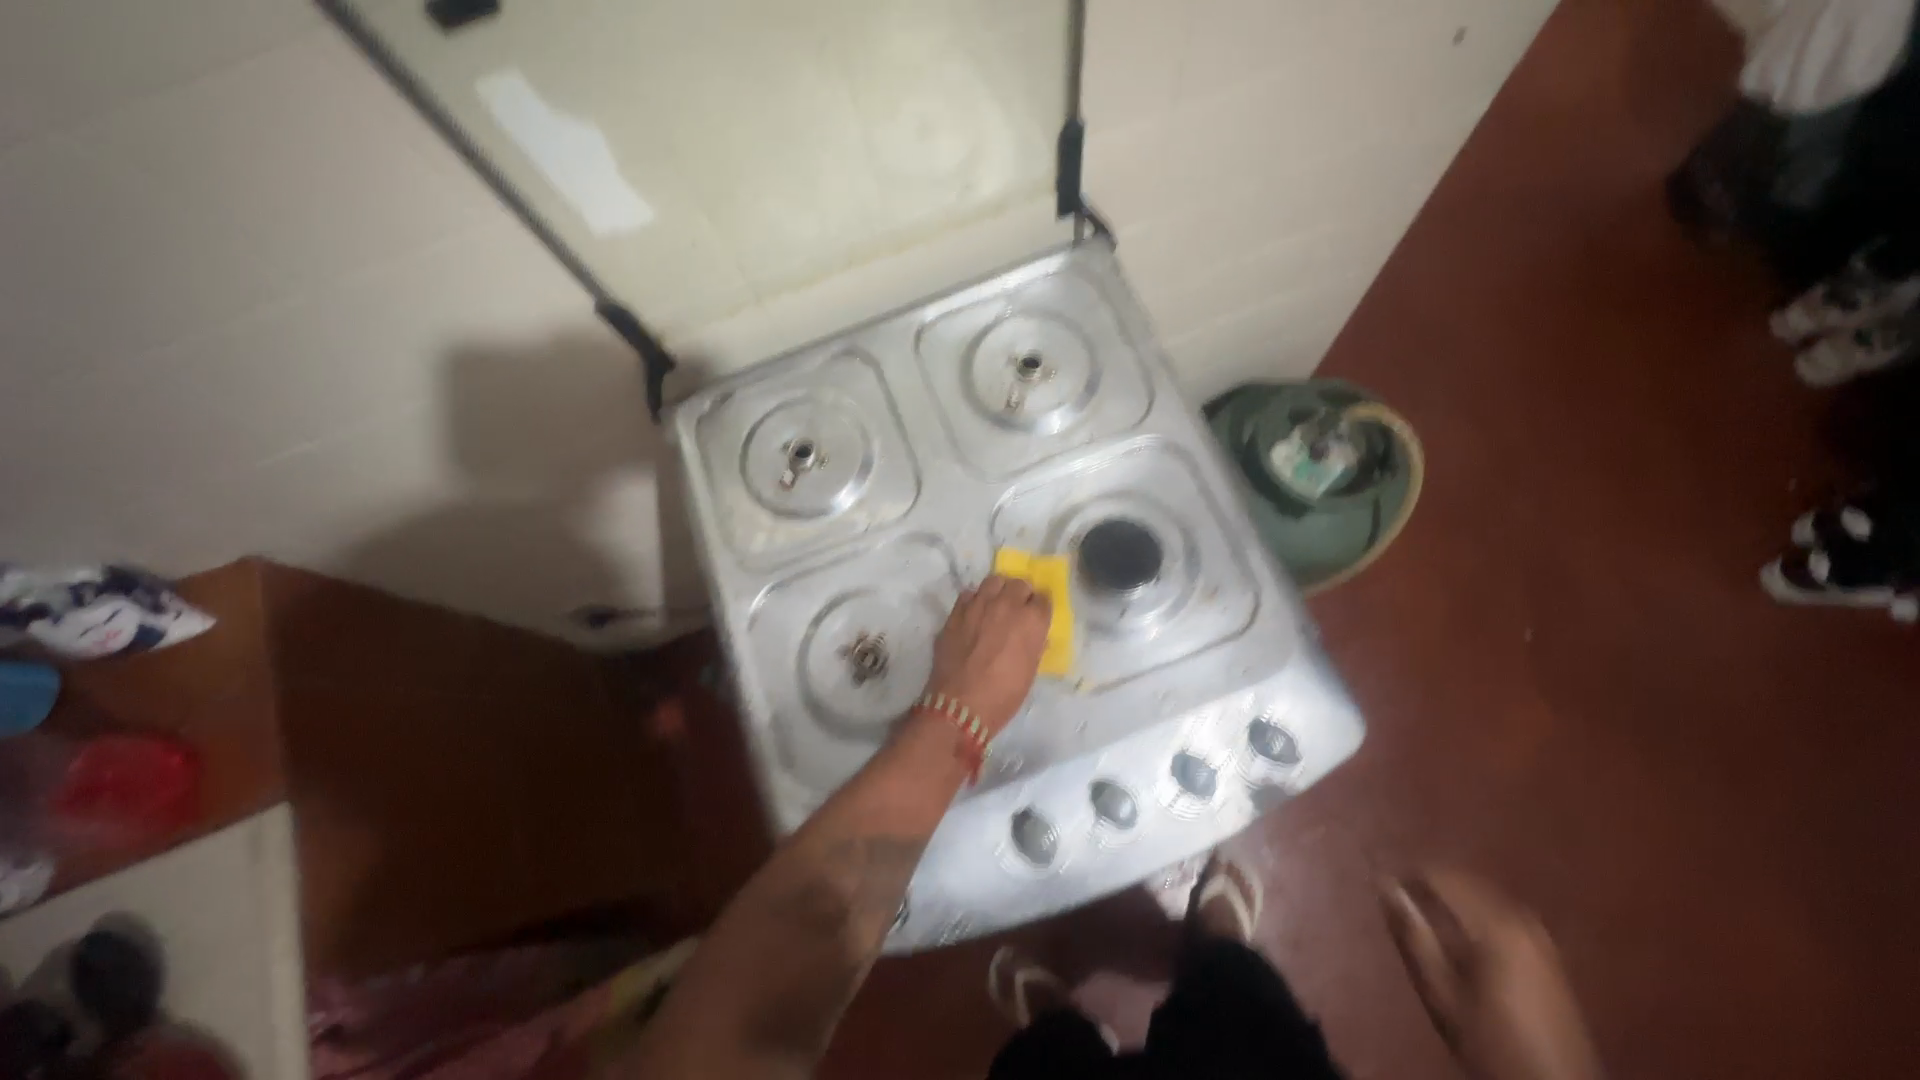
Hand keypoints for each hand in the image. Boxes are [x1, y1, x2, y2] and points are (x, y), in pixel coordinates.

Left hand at [923, 575, 1050, 736]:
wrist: (961, 705)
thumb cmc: (1003, 695)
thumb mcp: (1030, 671)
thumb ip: (1034, 645)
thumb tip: (1034, 636)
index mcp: (1032, 621)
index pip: (1043, 599)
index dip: (1039, 609)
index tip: (1036, 618)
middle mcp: (1007, 605)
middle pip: (1019, 584)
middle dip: (1021, 595)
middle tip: (1017, 611)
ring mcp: (979, 605)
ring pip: (994, 581)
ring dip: (998, 591)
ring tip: (995, 606)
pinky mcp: (956, 612)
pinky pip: (969, 595)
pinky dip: (975, 601)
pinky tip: (974, 616)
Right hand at [1381, 871, 1602, 1079]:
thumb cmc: (1487, 1039)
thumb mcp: (1440, 991)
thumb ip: (1412, 933)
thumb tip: (1384, 885)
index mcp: (1494, 924)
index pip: (1440, 875)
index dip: (1406, 873)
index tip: (1380, 882)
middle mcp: (1520, 917)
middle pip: (1464, 880)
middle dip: (1428, 884)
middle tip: (1397, 900)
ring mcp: (1539, 933)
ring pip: (1482, 893)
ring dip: (1450, 897)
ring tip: (1423, 916)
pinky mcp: (1546, 949)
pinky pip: (1499, 910)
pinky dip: (1473, 911)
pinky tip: (1459, 933)